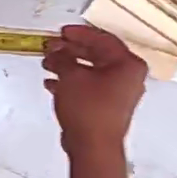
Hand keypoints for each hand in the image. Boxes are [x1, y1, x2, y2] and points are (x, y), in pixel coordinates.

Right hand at [43, 25, 148, 156]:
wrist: (92, 145)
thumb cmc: (88, 109)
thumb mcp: (70, 75)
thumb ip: (62, 57)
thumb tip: (55, 50)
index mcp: (127, 65)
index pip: (103, 40)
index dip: (79, 33)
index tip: (62, 31)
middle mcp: (128, 77)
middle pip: (97, 54)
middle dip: (71, 50)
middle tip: (52, 46)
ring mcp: (118, 93)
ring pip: (91, 70)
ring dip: (68, 65)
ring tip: (48, 63)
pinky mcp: (106, 106)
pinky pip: (88, 86)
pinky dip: (71, 81)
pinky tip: (53, 82)